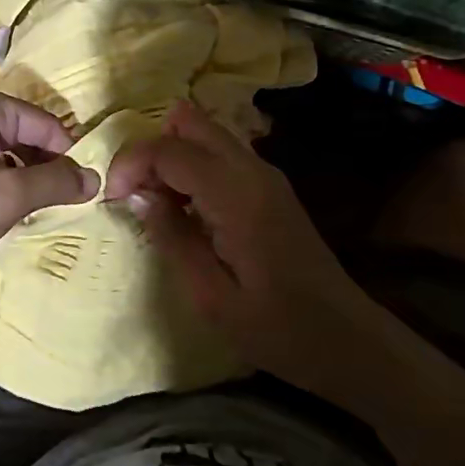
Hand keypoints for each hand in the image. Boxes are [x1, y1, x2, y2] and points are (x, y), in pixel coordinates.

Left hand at [0, 85, 97, 281]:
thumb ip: (56, 182)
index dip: (71, 157)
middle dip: (51, 170)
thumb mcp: (8, 194)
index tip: (93, 193)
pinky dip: (10, 190)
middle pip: (30, 136)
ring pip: (13, 156)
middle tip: (73, 207)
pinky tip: (17, 215)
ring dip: (31, 183)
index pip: (47, 123)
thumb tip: (97, 177)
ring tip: (46, 214)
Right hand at [106, 101, 384, 398]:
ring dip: (170, 155)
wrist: (351, 345)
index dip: (131, 164)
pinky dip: (190, 165)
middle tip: (136, 191)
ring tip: (157, 202)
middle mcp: (252, 170)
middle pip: (187, 120)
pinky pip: (217, 152)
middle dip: (151, 148)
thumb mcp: (211, 296)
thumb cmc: (279, 330)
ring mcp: (265, 174)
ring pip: (202, 131)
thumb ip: (171, 236)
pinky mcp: (269, 186)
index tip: (113, 198)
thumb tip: (138, 194)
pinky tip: (186, 208)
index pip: (168, 149)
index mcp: (236, 195)